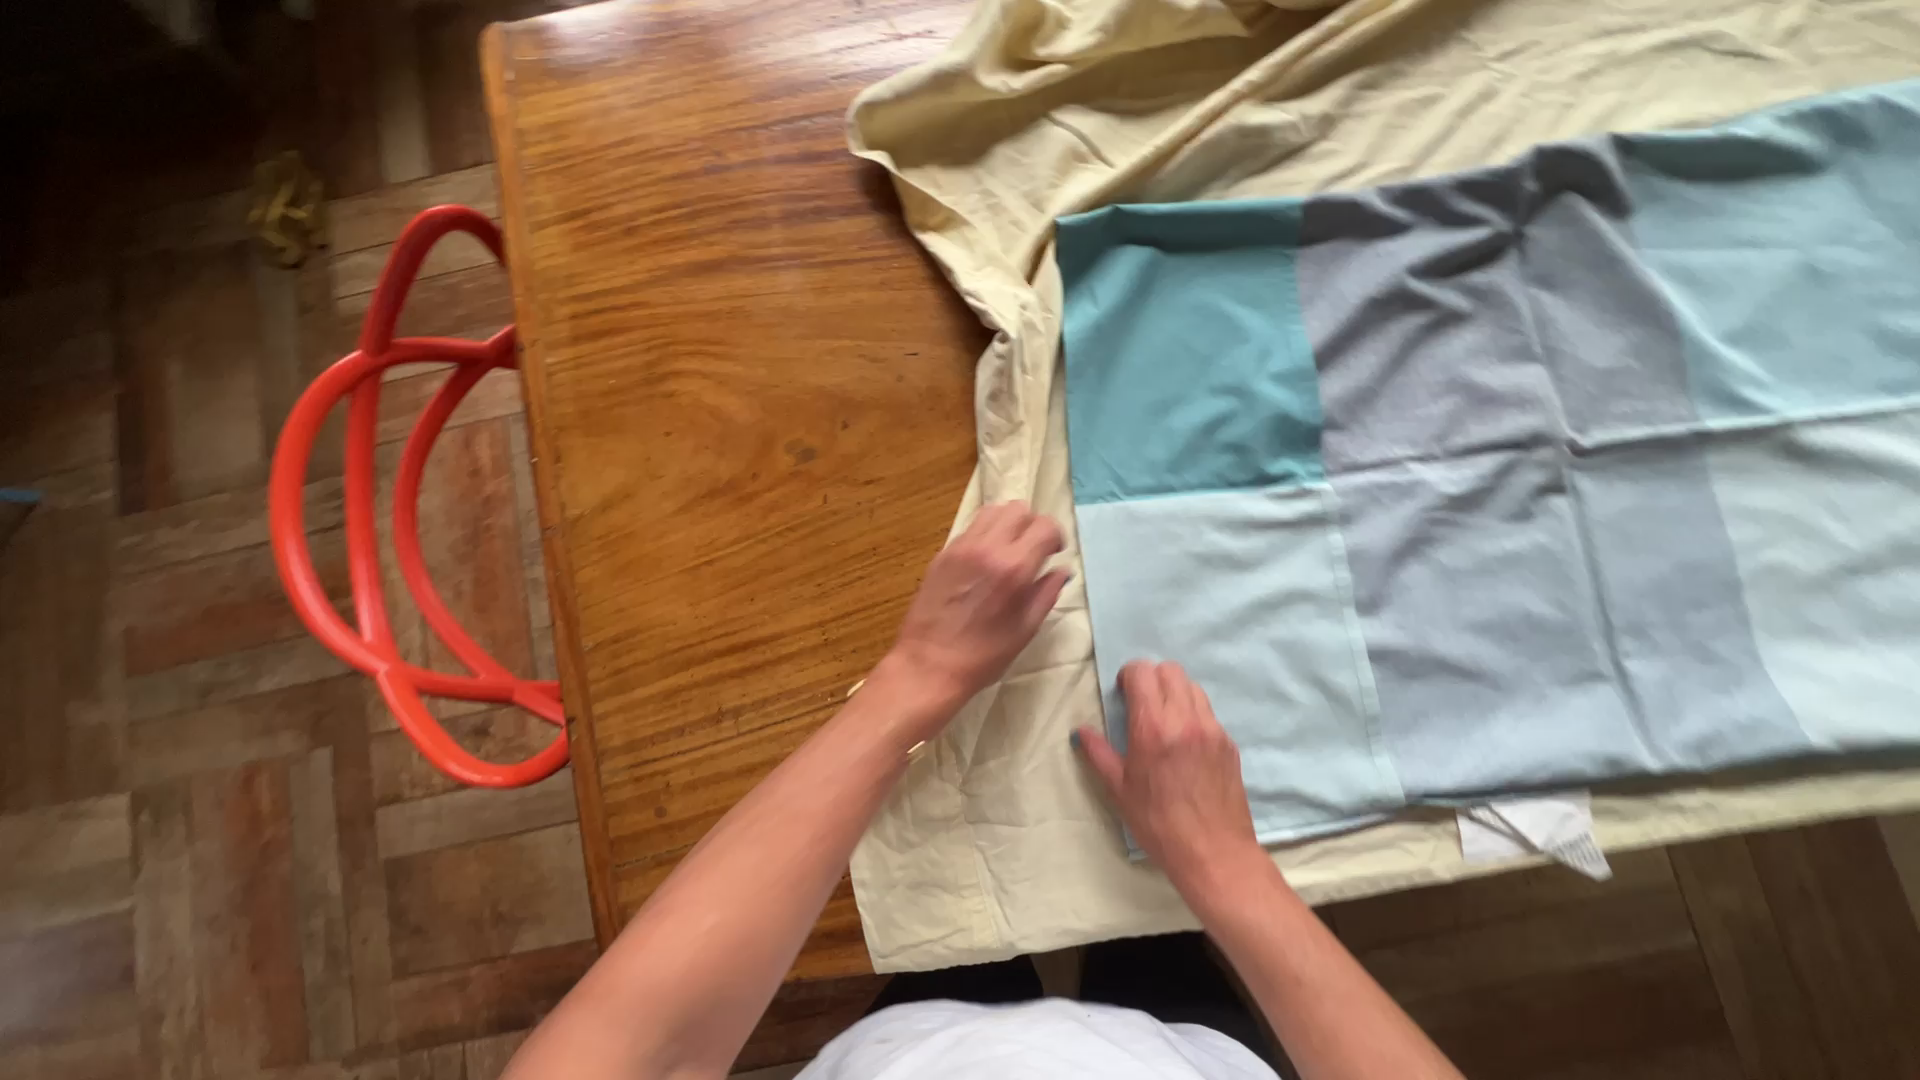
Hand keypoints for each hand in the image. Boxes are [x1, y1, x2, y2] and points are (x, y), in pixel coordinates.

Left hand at [883, 501, 1068, 715]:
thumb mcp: (1025, 629)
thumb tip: (1061, 571)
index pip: (1044, 526)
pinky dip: (986, 534)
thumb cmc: (982, 656)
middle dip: (1032, 526)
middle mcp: (987, 548)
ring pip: (993, 511)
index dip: (1056, 537)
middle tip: (1033, 551)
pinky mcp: (942, 554)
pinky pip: (971, 528)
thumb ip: (1046, 594)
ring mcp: (961, 547)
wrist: (928, 665)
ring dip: (1008, 524)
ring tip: (1010, 551)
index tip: (1054, 554)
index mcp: (1013, 568)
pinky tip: (986, 561)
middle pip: (1018, 509)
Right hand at [1075, 660, 1262, 891]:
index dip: (1128, 675)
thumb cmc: (1158, 824)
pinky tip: (1184, 742)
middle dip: (1151, 677)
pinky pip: (1208, 712)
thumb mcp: (1119, 790)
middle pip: (1170, 670)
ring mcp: (1212, 729)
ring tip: (1164, 719)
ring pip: (1192, 686)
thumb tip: (1081, 731)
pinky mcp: (1229, 742)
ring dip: (1174, 691)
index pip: (1142, 672)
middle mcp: (1185, 719)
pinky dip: (1193, 713)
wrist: (1214, 852)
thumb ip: (1099, 753)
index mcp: (1153, 728)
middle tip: (1141, 702)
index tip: (1122, 692)